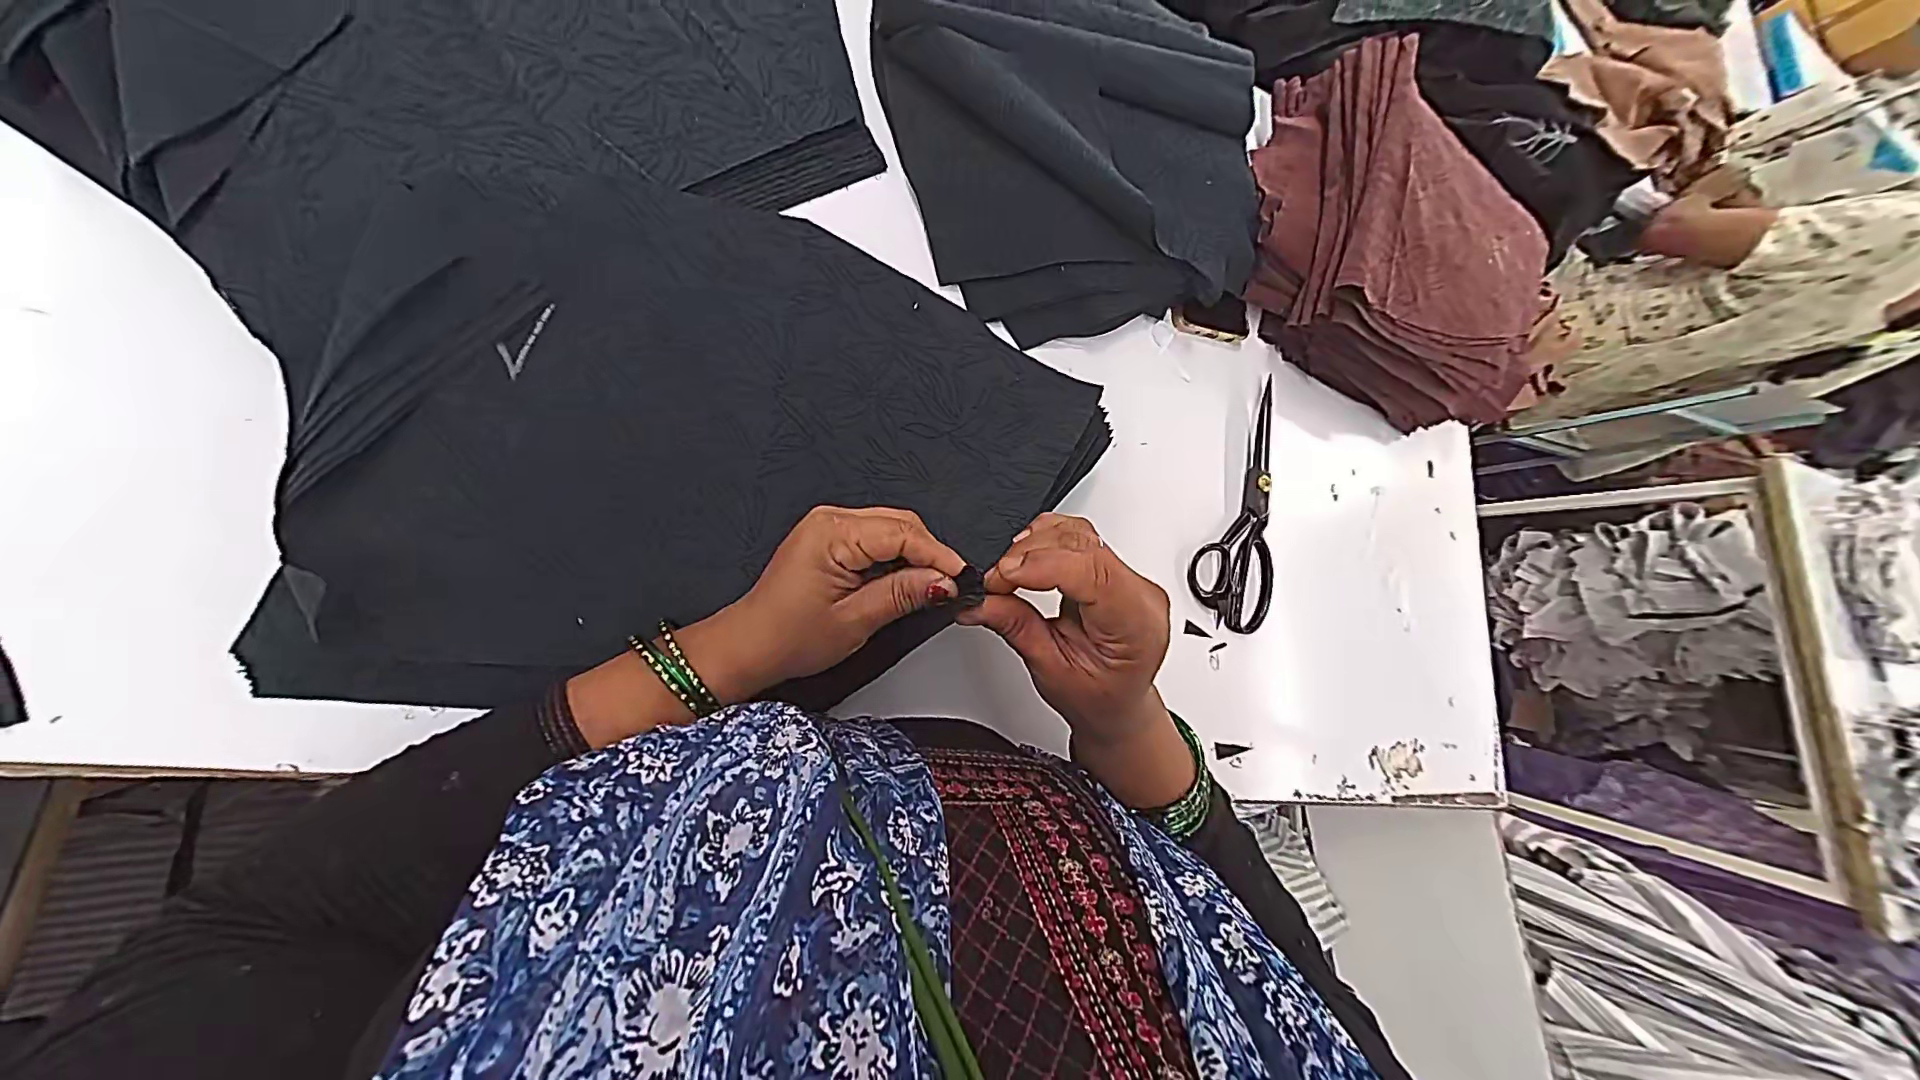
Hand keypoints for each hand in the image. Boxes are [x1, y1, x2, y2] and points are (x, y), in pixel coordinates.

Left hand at [707, 505, 966, 694]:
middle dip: (929, 554)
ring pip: (892, 528)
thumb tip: (943, 581)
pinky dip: (895, 557)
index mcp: (831, 533)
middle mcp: (829, 520)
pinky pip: (876, 536)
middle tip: (947, 586)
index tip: (960, 577)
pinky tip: (901, 580)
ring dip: (913, 555)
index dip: (938, 555)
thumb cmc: (786, 636)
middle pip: (901, 524)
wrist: (751, 644)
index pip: (903, 533)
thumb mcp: (855, 620)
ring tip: (925, 587)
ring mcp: (828, 526)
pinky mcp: (830, 537)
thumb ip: (903, 594)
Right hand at [956, 513, 1192, 807]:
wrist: (1117, 705)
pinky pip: (1079, 537)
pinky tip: (1026, 557)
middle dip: (1029, 555)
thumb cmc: (1098, 699)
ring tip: (1005, 573)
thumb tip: (981, 600)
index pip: (1091, 572)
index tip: (999, 577)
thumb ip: (1016, 628)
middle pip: (1084, 545)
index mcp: (1136, 624)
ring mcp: (1129, 576)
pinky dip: (1045, 540)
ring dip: (1035, 545)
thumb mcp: (1051, 671)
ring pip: (1079, 533)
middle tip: (993, 580)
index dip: (1040, 565)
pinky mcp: (1111, 568)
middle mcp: (1140, 594)